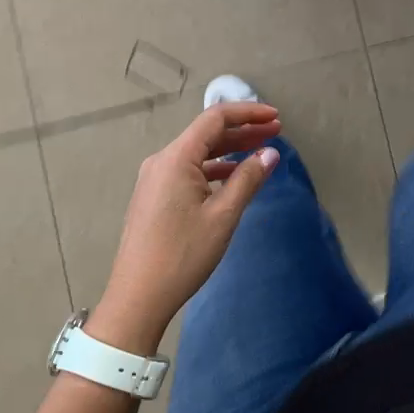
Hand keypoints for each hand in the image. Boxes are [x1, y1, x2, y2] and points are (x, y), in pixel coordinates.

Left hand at [86, 103, 282, 353]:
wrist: (137, 299)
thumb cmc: (182, 255)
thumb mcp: (223, 216)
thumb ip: (248, 179)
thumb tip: (270, 153)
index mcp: (176, 157)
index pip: (215, 118)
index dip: (248, 113)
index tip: (276, 117)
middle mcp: (162, 161)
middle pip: (207, 133)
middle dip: (243, 130)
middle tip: (276, 131)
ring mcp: (155, 179)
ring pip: (199, 152)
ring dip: (230, 149)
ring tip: (261, 153)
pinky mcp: (155, 196)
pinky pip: (189, 170)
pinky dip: (214, 168)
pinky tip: (234, 178)